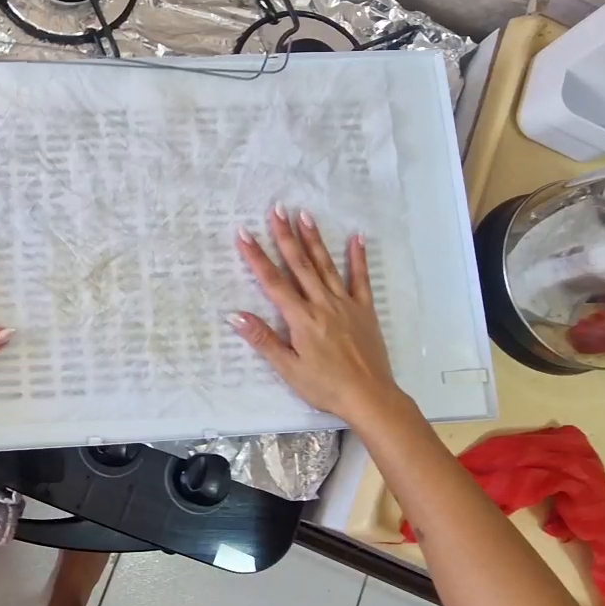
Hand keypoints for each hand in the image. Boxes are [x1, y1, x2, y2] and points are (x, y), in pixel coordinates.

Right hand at [230, 206, 405, 422]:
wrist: (370, 396)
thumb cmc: (325, 386)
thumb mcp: (288, 369)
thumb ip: (263, 339)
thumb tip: (235, 316)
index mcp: (301, 319)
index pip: (273, 282)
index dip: (256, 256)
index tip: (244, 233)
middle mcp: (322, 304)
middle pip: (300, 265)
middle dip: (285, 236)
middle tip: (277, 209)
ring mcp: (345, 304)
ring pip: (326, 266)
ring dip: (314, 240)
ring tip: (304, 215)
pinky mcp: (364, 310)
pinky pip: (360, 279)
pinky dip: (358, 258)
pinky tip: (356, 238)